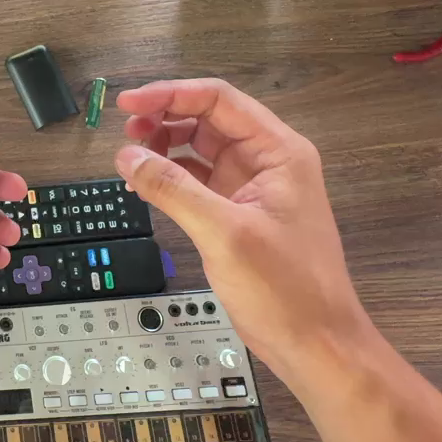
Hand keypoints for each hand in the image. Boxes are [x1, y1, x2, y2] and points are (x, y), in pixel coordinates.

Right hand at [114, 79, 372, 385]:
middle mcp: (265, 159)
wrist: (317, 347)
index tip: (127, 104)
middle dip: (164, 117)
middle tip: (125, 129)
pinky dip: (168, 174)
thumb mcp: (224, 232)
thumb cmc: (285, 288)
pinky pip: (195, 177)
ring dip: (163, 144)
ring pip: (198, 146)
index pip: (219, 100)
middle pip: (207, 118)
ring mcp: (250, 184)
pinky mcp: (235, 209)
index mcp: (277, 151)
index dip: (170, 95)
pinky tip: (144, 181)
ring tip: (131, 155)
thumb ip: (173, 188)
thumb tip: (125, 155)